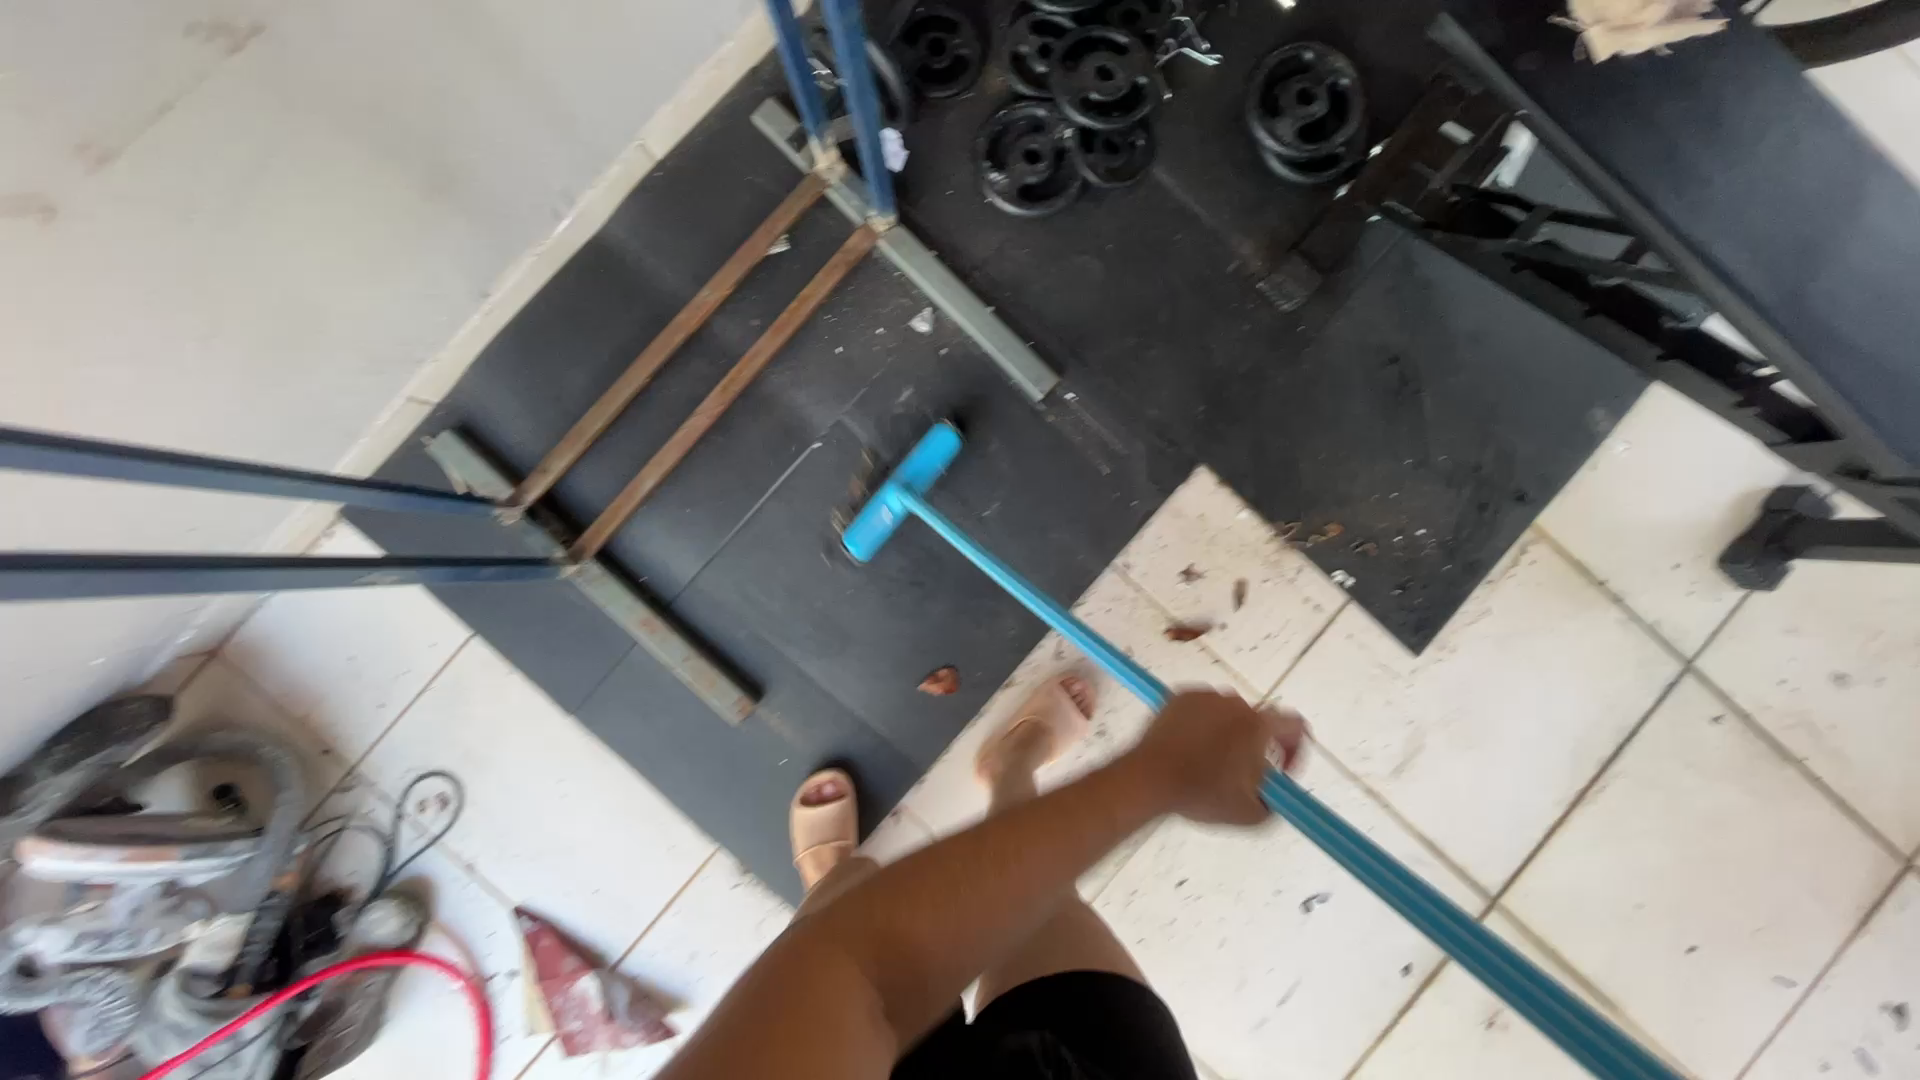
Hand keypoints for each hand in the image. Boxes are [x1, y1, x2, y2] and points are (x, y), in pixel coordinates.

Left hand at [1124, 689, 1307, 825]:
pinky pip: (1202, 708)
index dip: (1295, 747)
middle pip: (1258, 720)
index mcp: (1257, 726)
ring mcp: (1204, 696)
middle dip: (1256, 744)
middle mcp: (1234, 703)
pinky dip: (1202, 723)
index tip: (1283, 768)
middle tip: (1241, 771)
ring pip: (1227, 713)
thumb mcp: (1250, 813)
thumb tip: (1277, 795)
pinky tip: (1190, 747)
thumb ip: (1276, 802)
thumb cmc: (1201, 793)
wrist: (1149, 777)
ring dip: (1227, 732)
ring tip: (1209, 760)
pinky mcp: (1179, 696)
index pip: (1295, 725)